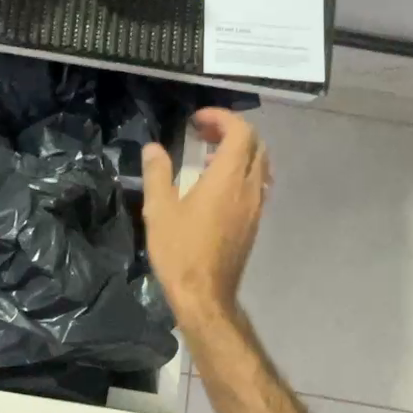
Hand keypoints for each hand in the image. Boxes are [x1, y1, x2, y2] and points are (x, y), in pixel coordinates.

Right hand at [141, 108, 268, 321]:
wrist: (205, 294)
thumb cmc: (180, 251)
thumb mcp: (159, 210)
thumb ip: (158, 173)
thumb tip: (153, 149)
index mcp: (228, 179)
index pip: (240, 132)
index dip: (221, 118)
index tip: (196, 121)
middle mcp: (249, 188)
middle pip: (255, 145)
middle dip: (231, 131)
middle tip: (202, 134)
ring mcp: (256, 207)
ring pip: (259, 165)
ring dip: (238, 152)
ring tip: (209, 157)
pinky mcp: (253, 223)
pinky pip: (256, 185)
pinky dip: (241, 173)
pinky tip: (216, 187)